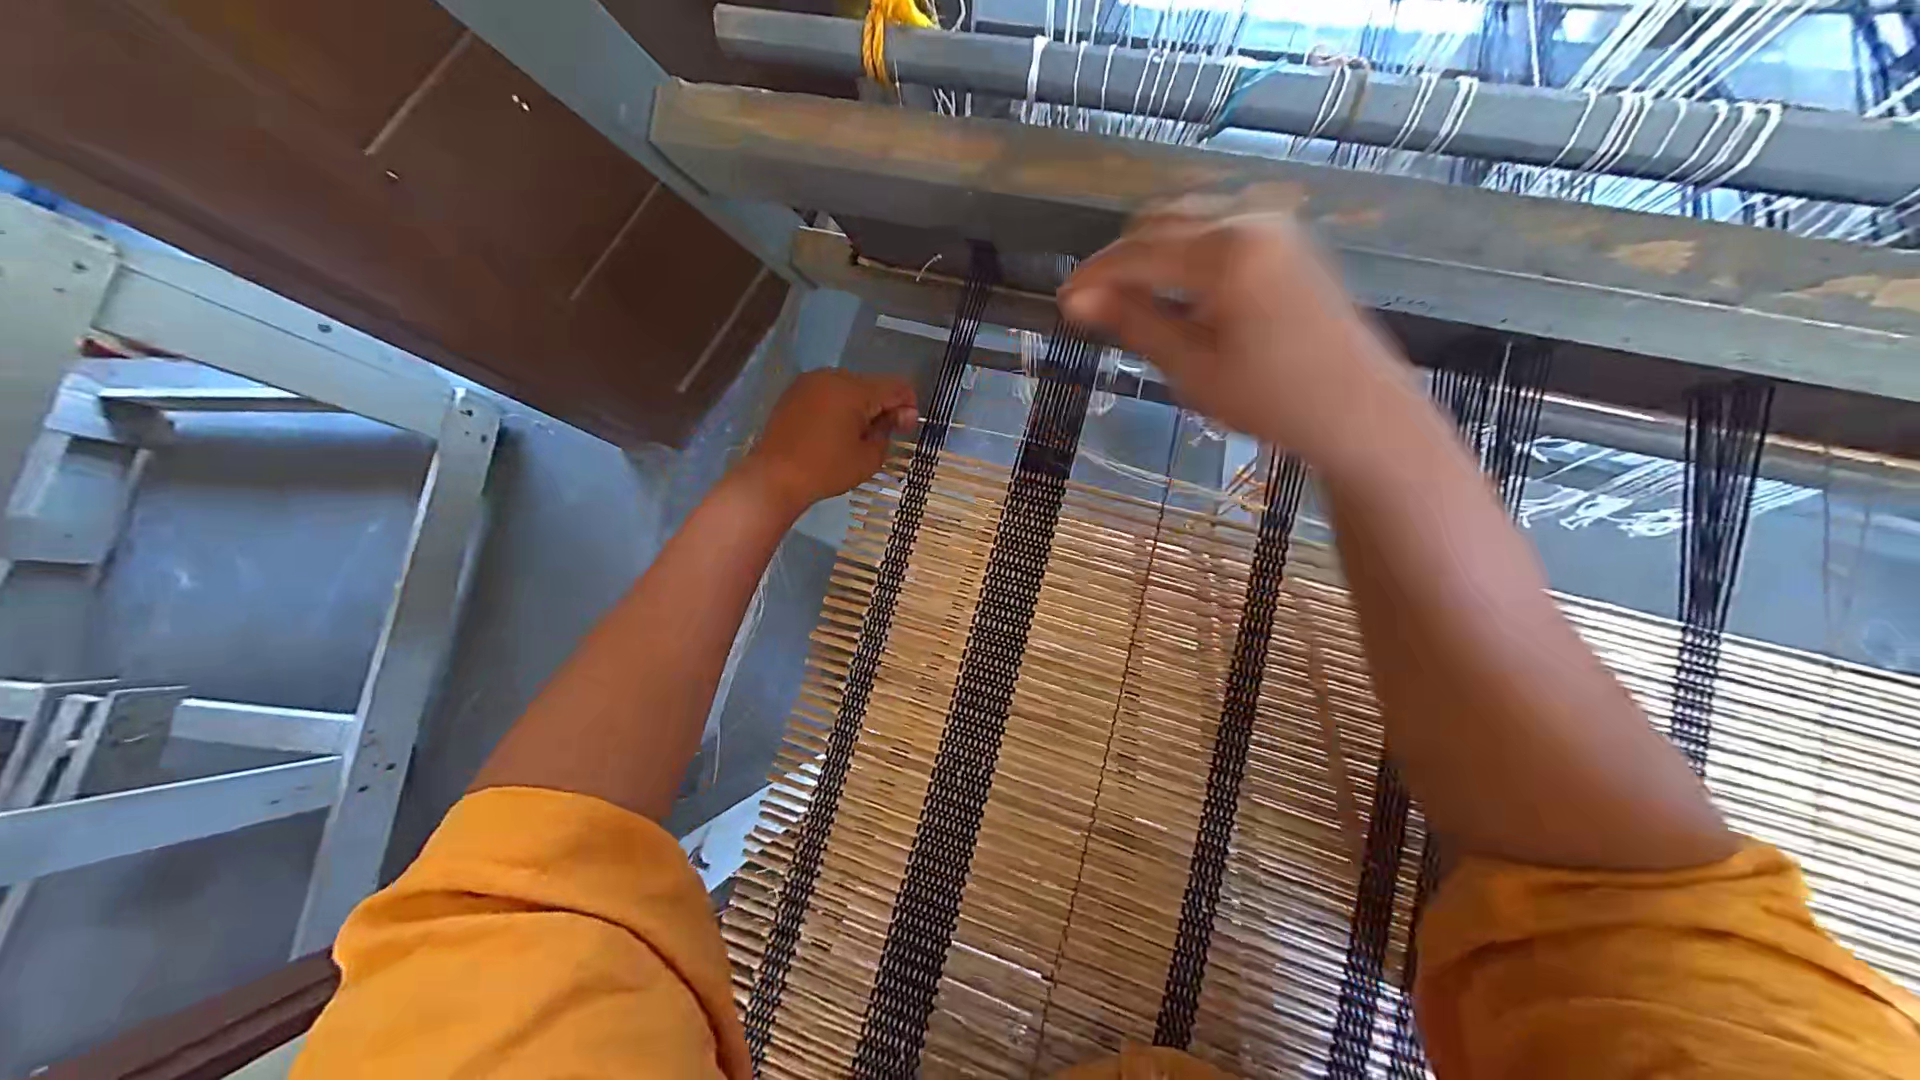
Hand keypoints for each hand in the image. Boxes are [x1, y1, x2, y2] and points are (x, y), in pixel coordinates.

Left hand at [736, 369, 917, 513]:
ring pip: (849, 388)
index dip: (908, 406)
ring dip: (860, 407)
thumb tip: (899, 416)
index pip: (896, 386)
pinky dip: (838, 407)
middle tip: (880, 438)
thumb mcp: (868, 457)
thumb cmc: (826, 470)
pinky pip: (828, 393)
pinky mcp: (794, 392)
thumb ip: (888, 430)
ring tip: (854, 437)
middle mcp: (832, 376)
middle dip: (882, 407)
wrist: (773, 477)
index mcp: (854, 389)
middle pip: (872, 385)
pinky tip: (833, 432)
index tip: (905, 430)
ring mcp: (810, 382)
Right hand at [1059, 202, 1414, 466]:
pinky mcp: (1288, 241)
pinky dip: (1183, 254)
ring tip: (1127, 302)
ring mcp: (1275, 226)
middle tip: (1093, 306)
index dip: (1093, 276)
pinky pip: (1217, 231)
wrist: (1361, 411)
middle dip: (1120, 262)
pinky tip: (1174, 291)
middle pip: (1160, 223)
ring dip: (1150, 255)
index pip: (1136, 252)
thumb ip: (1135, 323)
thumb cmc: (1272, 400)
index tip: (1062, 302)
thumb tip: (1078, 301)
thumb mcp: (1192, 368)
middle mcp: (1250, 221)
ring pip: (1188, 223)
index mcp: (1225, 252)